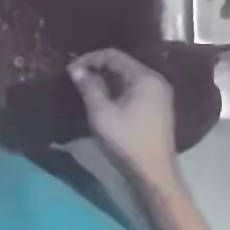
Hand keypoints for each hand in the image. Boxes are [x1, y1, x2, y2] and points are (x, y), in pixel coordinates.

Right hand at [70, 49, 177, 185]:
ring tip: (85, 89)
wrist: (154, 173)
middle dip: (97, 68)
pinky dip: (116, 90)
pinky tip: (103, 100)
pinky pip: (134, 89)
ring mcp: (159, 94)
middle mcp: (155, 80)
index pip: (113, 55)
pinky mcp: (157, 106)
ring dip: (106, 80)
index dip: (89, 59)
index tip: (70, 70)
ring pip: (127, 77)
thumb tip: (76, 69)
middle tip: (76, 79)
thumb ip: (89, 87)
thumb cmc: (126, 142)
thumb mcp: (102, 114)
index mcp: (145, 78)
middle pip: (122, 64)